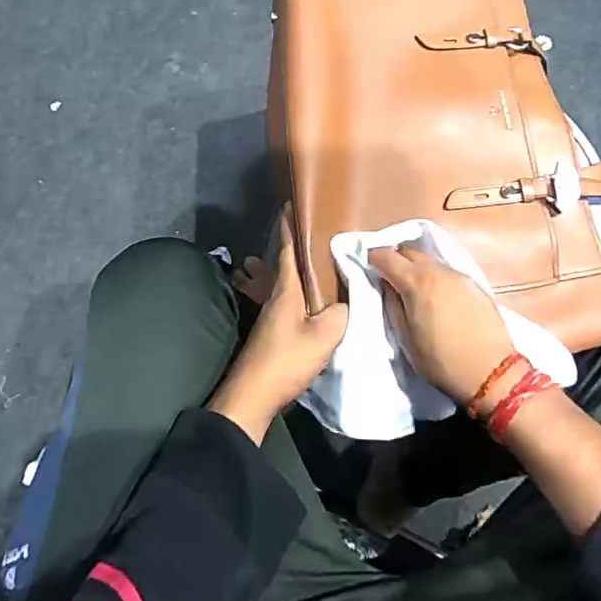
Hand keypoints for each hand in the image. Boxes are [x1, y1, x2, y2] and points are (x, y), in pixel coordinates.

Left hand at [207, 209, 348, 442]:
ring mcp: (272, 315)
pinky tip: (311, 305)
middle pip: (286, 265)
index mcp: (287, 289)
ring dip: (297, 273)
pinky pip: (288, 303)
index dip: (290, 228)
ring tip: (315, 267)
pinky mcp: (272, 332)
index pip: (289, 250)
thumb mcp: (324, 336)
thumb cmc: (286, 358)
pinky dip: (300, 295)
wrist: (254, 395)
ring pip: (286, 285)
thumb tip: (347, 303)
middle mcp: (276, 296)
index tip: (290, 205)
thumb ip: (340, 314)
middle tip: (317, 235)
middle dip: (298, 248)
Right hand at [368, 245, 516, 406]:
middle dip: (396, 257)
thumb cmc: (442, 361)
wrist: (492, 372)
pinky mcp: (474, 284)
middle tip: (389, 273)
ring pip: (431, 259)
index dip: (374, 257)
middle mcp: (437, 271)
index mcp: (417, 282)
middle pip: (410, 250)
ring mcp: (459, 275)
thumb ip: (393, 306)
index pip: (387, 256)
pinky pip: (447, 271)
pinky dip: (435, 275)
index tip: (369, 264)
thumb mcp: (406, 339)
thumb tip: (387, 285)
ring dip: (417, 265)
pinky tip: (437, 294)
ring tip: (413, 284)